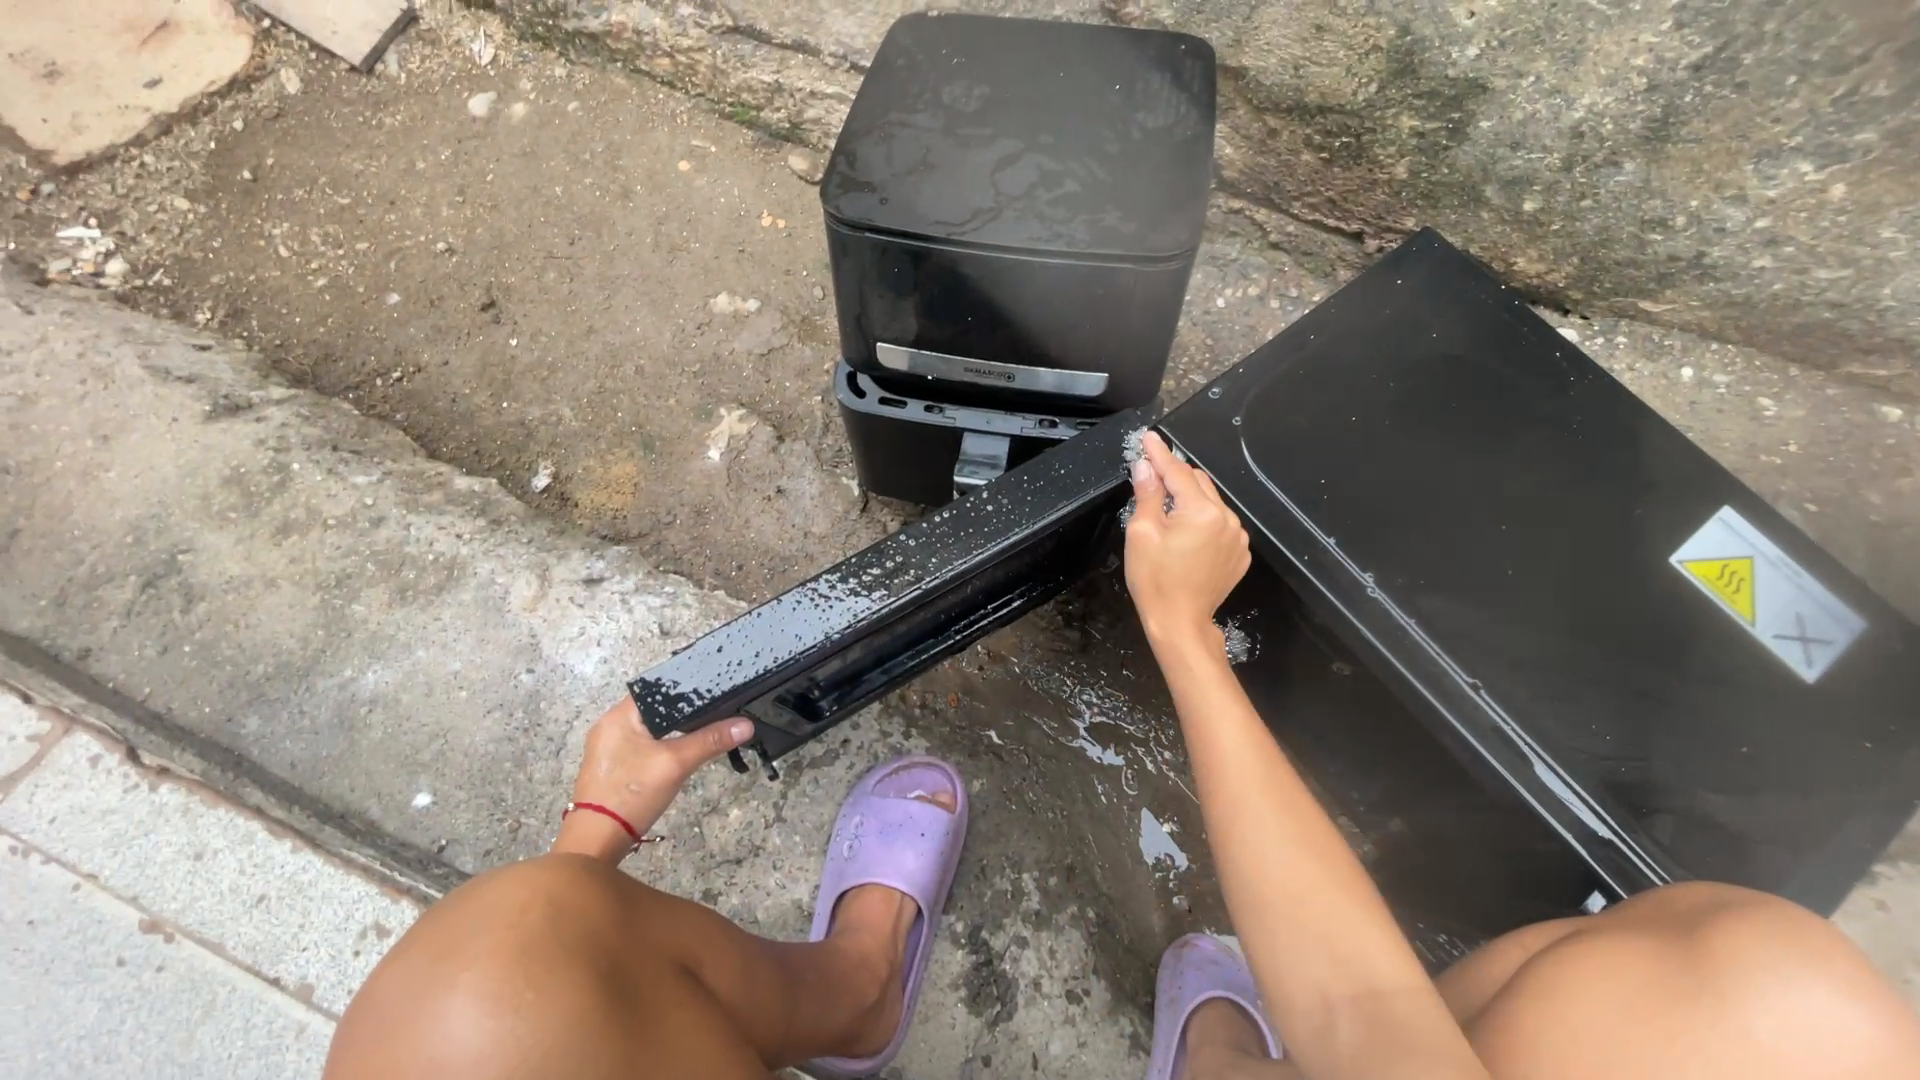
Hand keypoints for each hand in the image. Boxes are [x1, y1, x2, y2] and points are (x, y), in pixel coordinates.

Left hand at [553, 698, 754, 862]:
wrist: (597, 841)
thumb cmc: (633, 793)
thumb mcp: (676, 763)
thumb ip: (711, 740)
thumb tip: (747, 724)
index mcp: (619, 714)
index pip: (660, 688)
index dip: (690, 688)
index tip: (718, 692)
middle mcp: (610, 724)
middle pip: (657, 708)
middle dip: (686, 712)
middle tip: (718, 713)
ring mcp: (608, 746)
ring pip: (652, 728)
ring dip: (675, 731)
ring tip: (705, 730)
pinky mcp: (612, 765)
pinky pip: (644, 744)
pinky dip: (663, 745)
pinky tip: (679, 753)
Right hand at [1123, 431, 1251, 649]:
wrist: (1179, 623)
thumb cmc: (1155, 581)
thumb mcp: (1142, 533)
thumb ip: (1147, 495)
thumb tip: (1146, 467)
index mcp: (1202, 512)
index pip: (1178, 472)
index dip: (1159, 454)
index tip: (1148, 438)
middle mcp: (1227, 520)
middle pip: (1198, 484)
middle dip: (1174, 479)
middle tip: (1149, 479)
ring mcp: (1237, 539)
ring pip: (1210, 504)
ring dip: (1189, 502)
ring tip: (1166, 517)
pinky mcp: (1239, 555)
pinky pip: (1220, 526)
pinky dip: (1202, 523)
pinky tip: (1184, 538)